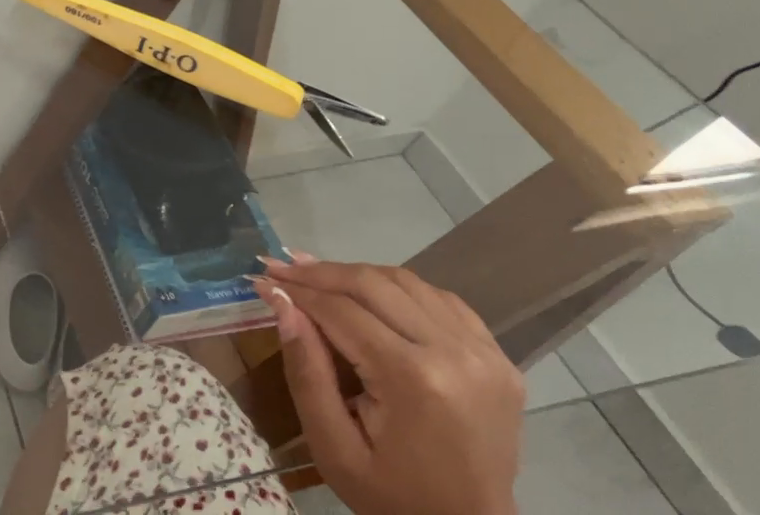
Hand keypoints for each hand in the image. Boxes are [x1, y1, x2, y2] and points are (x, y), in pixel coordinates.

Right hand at [258, 257, 523, 514]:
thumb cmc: (391, 494)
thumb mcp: (332, 445)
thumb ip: (306, 371)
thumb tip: (280, 303)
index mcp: (413, 379)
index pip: (341, 310)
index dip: (296, 289)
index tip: (261, 277)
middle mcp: (455, 354)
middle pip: (373, 284)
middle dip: (320, 272)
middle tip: (280, 267)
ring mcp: (485, 353)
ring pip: (406, 282)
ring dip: (357, 275)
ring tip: (317, 278)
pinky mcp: (499, 357)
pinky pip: (440, 300)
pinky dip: (399, 290)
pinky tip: (371, 298)